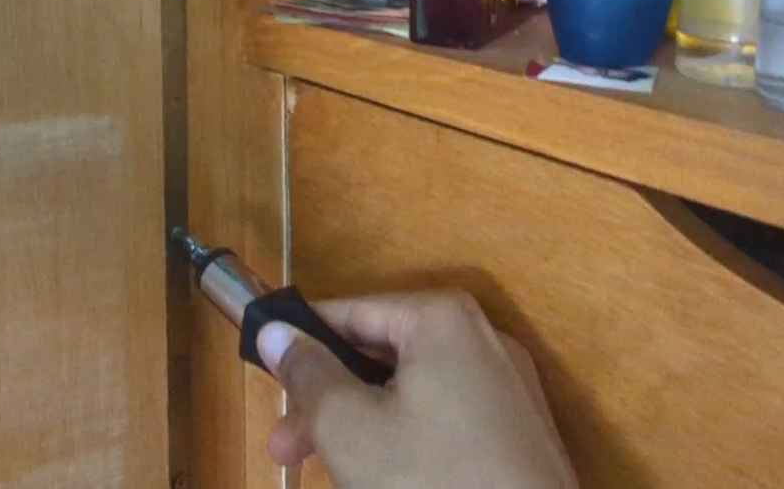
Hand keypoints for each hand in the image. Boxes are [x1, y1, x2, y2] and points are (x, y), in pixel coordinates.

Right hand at [259, 290, 578, 488]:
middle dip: (327, 400)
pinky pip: (445, 417)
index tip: (266, 365)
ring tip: (324, 469)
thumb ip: (307, 375)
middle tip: (283, 446)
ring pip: (411, 391)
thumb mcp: (351, 430)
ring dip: (362, 424)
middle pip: (381, 357)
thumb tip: (276, 332)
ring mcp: (505, 386)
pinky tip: (382, 476)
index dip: (303, 340)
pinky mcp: (518, 432)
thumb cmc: (434, 483)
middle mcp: (480, 337)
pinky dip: (406, 439)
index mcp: (442, 317)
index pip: (352, 312)